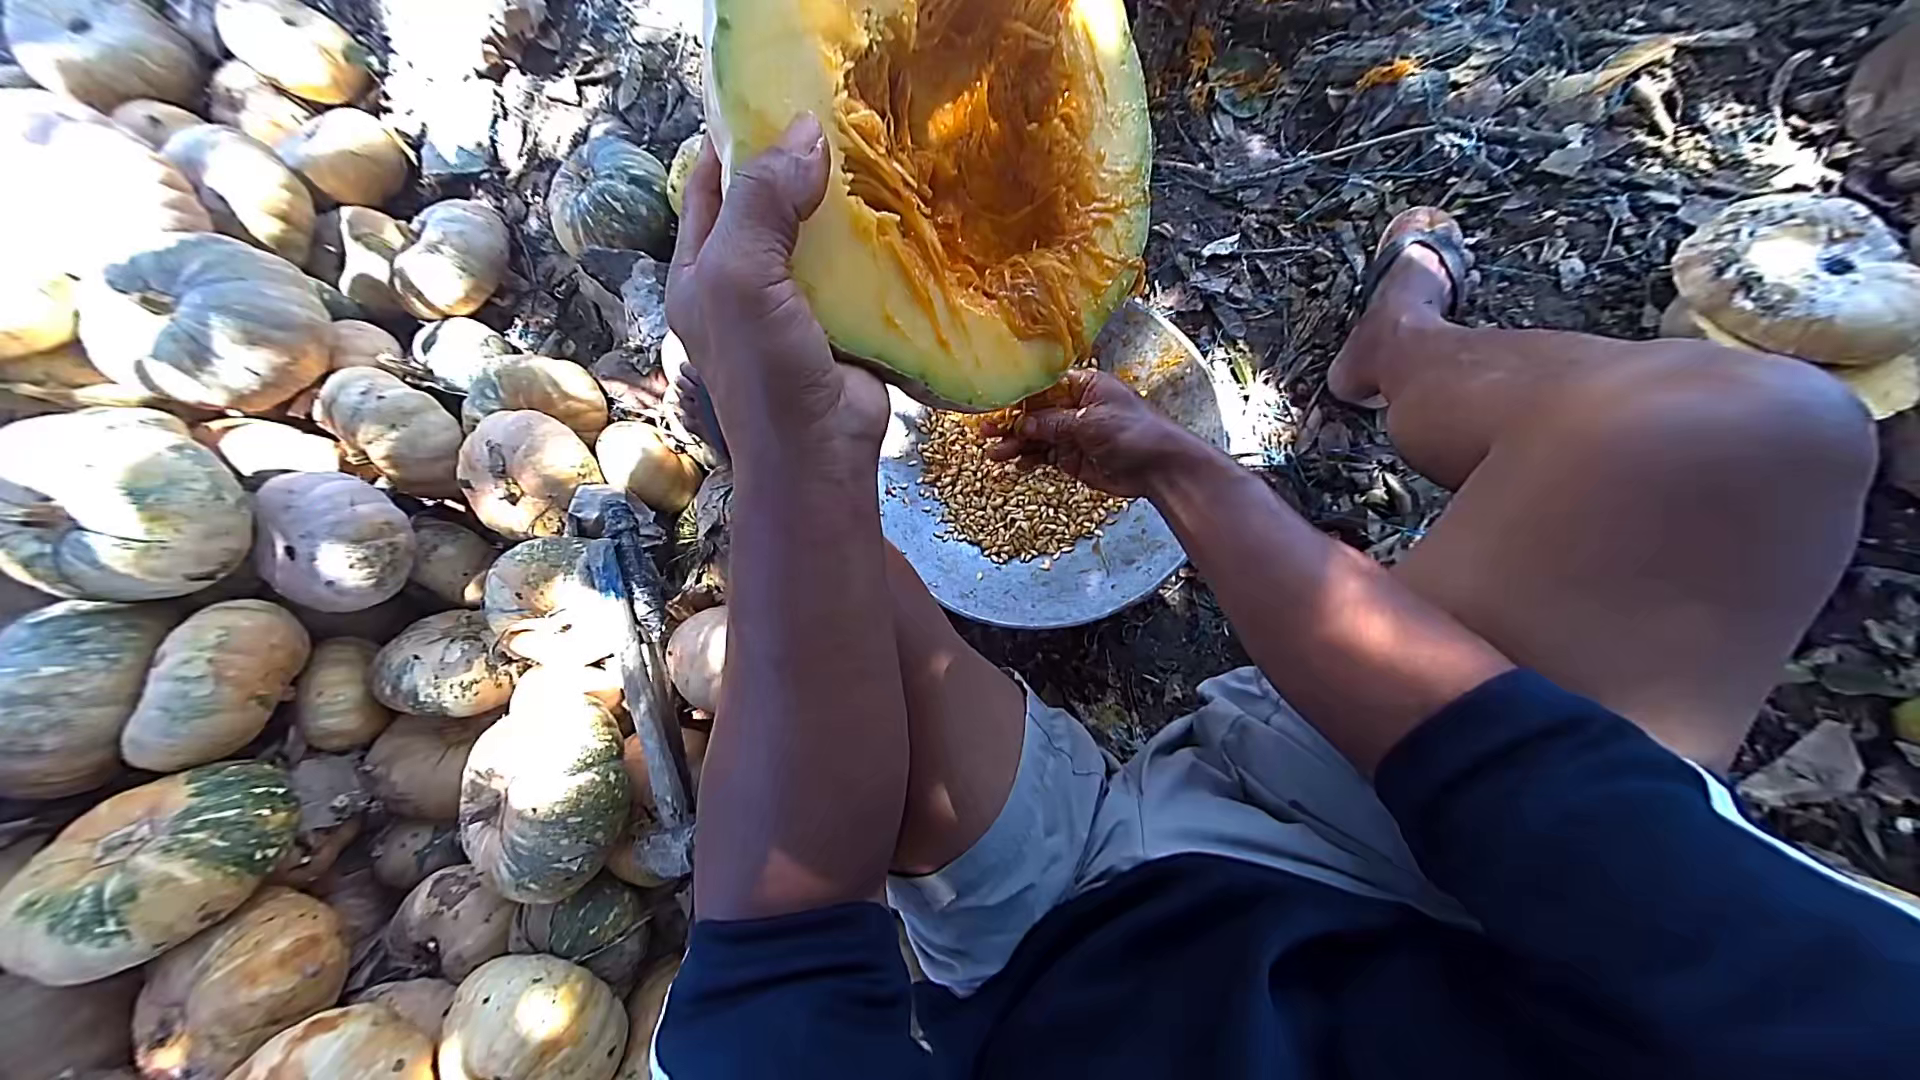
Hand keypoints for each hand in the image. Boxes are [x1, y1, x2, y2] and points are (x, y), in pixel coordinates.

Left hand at [667, 115, 888, 462]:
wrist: (819, 451)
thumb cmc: (764, 372)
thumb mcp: (740, 277)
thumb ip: (761, 202)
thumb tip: (805, 134)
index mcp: (702, 272)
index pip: (710, 185)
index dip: (735, 138)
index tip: (777, 97)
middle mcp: (747, 287)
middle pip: (769, 209)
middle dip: (797, 169)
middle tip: (840, 121)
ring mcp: (798, 309)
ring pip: (819, 243)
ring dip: (842, 210)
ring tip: (876, 160)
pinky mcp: (844, 328)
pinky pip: (858, 278)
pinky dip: (874, 252)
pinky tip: (899, 221)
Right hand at [985, 369, 1198, 497]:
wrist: (1160, 468)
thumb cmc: (1135, 433)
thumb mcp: (1091, 422)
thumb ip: (1054, 423)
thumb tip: (1022, 423)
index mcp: (1083, 387)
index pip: (1042, 388)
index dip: (1017, 398)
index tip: (994, 406)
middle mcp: (1075, 408)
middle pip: (1034, 414)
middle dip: (1010, 423)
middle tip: (984, 432)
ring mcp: (1073, 434)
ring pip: (1036, 437)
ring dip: (1015, 445)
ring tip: (994, 454)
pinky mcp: (1072, 458)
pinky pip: (1044, 456)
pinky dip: (1029, 460)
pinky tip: (1015, 464)